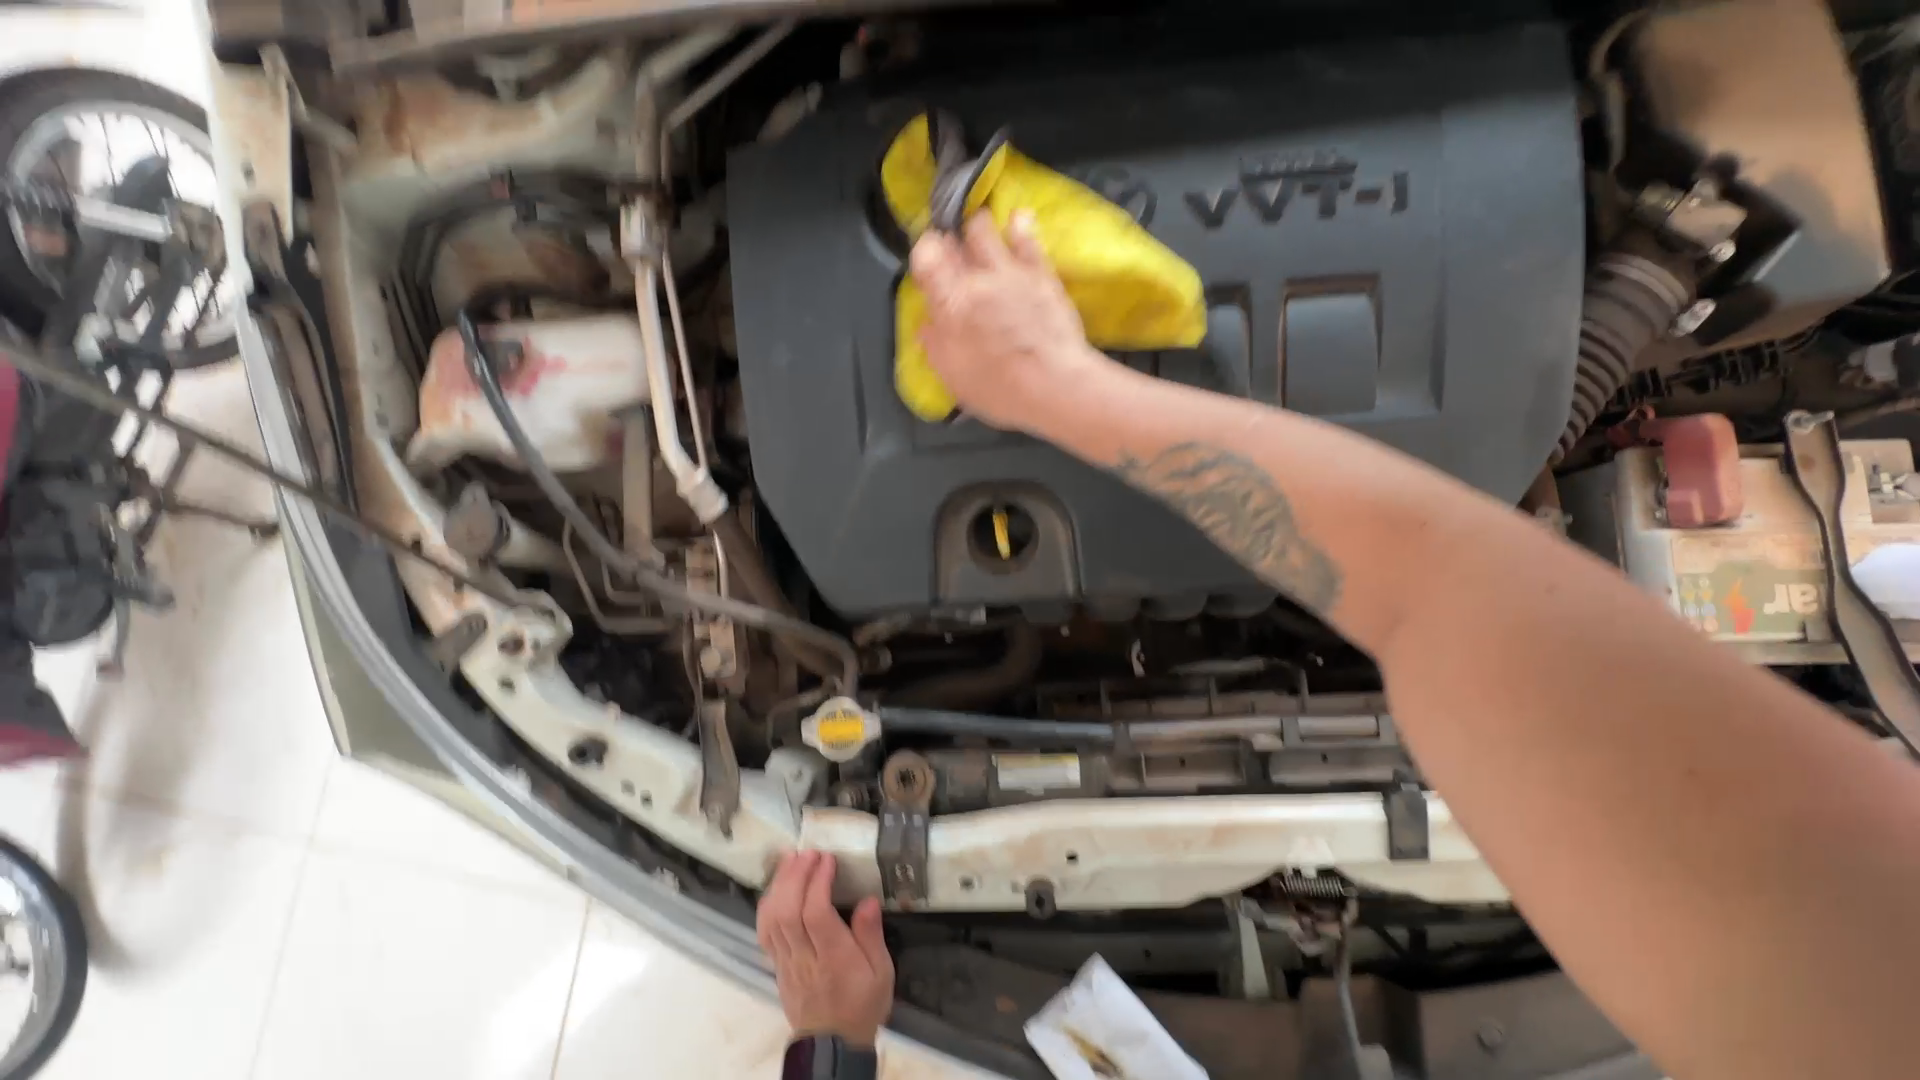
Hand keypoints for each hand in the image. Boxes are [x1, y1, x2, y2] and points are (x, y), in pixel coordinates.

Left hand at [756, 851, 893, 1049]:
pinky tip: (776, 887)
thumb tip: (868, 900)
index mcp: (834, 958)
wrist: (833, 1046)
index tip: (827, 860)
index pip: (816, 914)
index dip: (818, 882)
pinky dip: (767, 904)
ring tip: (790, 860)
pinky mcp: (776, 965)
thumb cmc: (862, 1006)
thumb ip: (872, 936)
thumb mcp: (882, 973)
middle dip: (795, 876)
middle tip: (808, 853)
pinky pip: (764, 932)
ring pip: (771, 920)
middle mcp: (804, 958)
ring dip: (778, 885)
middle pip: (788, 912)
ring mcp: (785, 962)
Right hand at [909, 210, 1106, 433]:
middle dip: (947, 240)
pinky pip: (1027, 238)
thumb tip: (928, 325)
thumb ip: (936, 345)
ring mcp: (1010, 272)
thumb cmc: (1000, 390)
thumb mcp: (953, 377)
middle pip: (952, 239)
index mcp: (950, 304)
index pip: (925, 256)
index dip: (923, 252)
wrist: (1055, 385)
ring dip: (976, 226)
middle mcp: (976, 279)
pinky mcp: (1041, 273)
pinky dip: (1019, 225)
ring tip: (977, 231)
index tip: (927, 262)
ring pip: (984, 228)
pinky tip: (1018, 219)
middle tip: (949, 249)